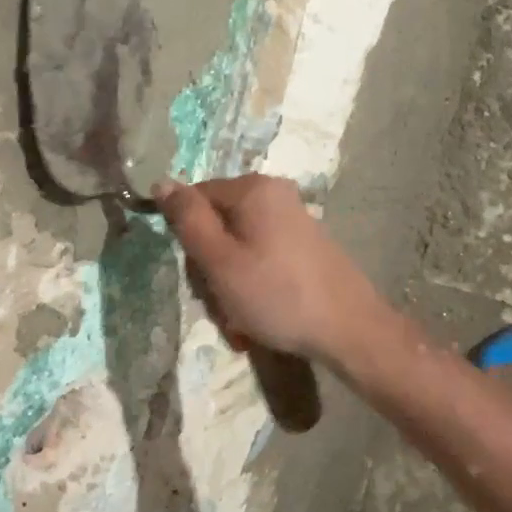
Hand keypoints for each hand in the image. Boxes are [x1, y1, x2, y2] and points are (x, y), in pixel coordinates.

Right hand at [155, 176, 392, 365]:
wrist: (350, 329)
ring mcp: (293, 221)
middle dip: (212, 267)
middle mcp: (275, 195)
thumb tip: (161, 182)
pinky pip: (262, 262)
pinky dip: (255, 289)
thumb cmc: (277, 294)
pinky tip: (261, 318)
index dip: (187, 237)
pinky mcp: (305, 247)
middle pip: (218, 225)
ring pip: (238, 249)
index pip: (195, 198)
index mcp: (253, 188)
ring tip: (242, 319)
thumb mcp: (220, 261)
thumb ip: (188, 220)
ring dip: (231, 286)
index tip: (198, 275)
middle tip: (222, 302)